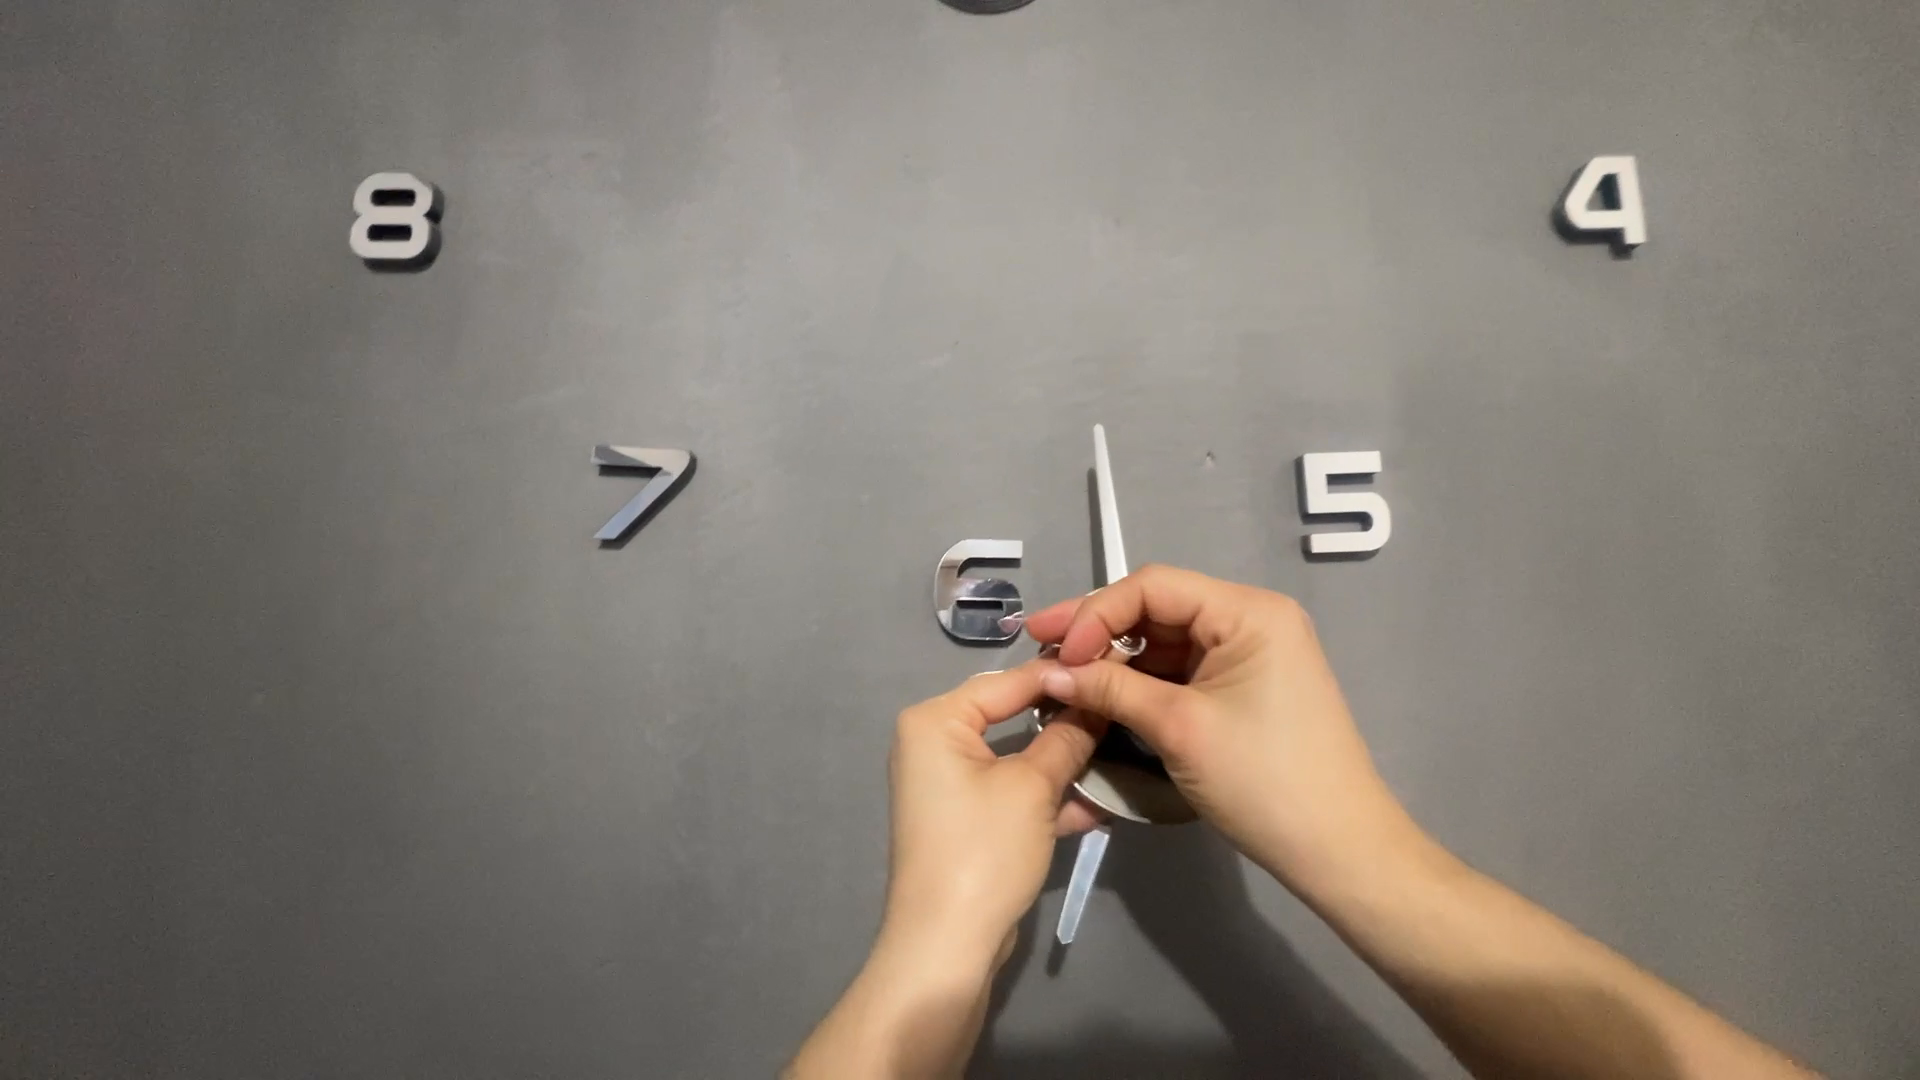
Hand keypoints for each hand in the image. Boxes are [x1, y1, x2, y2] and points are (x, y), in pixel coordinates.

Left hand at [883, 660, 1107, 963]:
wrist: (946, 948)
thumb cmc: (984, 850)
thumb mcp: (1033, 788)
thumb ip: (1067, 738)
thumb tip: (1094, 702)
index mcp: (935, 720)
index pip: (1007, 682)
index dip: (1060, 676)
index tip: (1109, 666)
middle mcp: (933, 742)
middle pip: (1010, 717)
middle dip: (1064, 721)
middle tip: (1116, 709)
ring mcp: (947, 783)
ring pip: (1015, 757)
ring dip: (1062, 763)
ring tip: (1115, 755)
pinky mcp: (964, 818)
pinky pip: (1009, 791)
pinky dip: (1045, 796)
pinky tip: (1095, 804)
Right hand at [1023, 565, 1421, 890]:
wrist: (1339, 852)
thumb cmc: (1265, 781)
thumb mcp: (1178, 728)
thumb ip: (1110, 689)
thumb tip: (1051, 673)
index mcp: (1248, 612)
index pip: (1153, 587)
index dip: (1097, 613)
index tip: (1057, 651)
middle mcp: (1249, 620)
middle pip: (1156, 608)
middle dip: (1097, 628)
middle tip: (1039, 641)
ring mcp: (1245, 654)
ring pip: (1162, 640)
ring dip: (1113, 657)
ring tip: (1061, 673)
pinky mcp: (1238, 687)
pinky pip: (1177, 670)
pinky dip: (1137, 680)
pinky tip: (1098, 690)